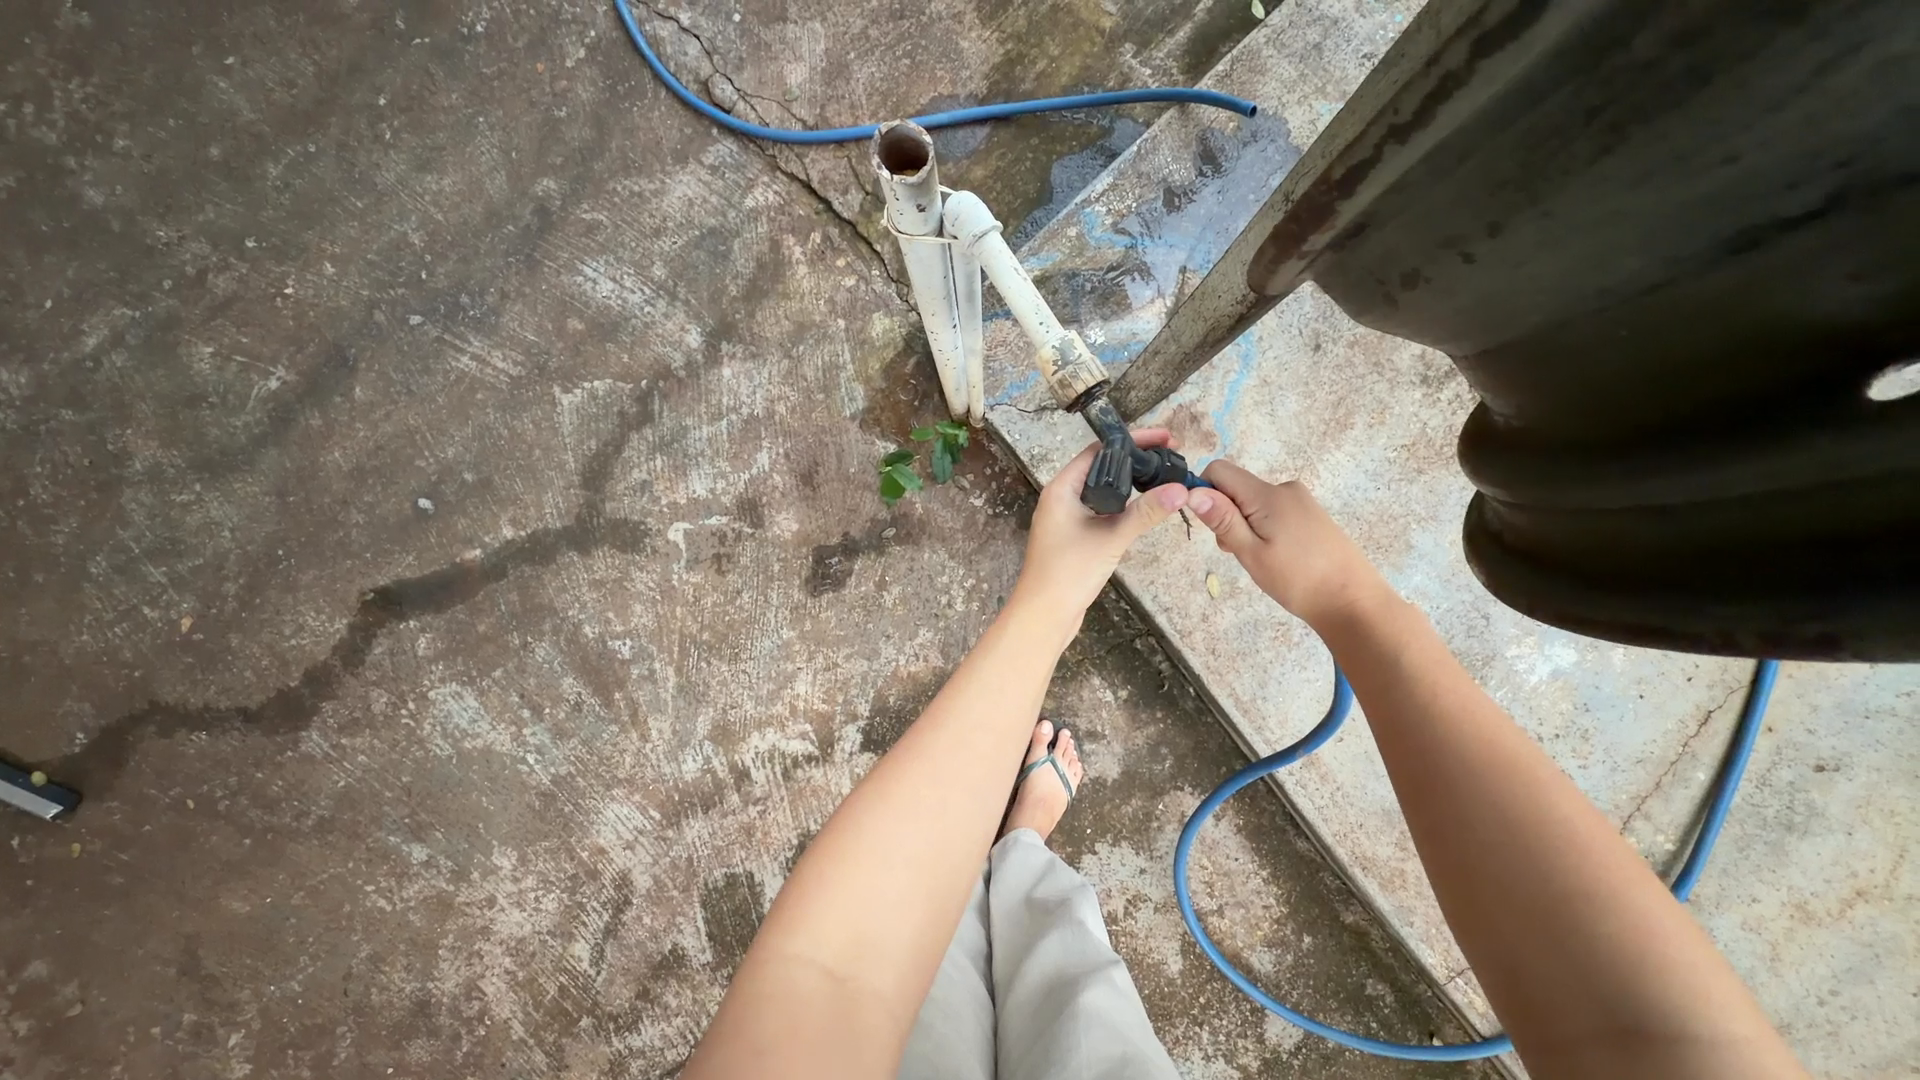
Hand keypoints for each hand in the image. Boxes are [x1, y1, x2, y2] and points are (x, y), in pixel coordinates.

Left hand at [1012, 428, 1189, 616]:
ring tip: (1162, 476)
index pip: (1099, 451)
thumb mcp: (1112, 538)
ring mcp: (1066, 518)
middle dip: (1135, 459)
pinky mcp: (1073, 536)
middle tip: (1169, 455)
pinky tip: (1143, 508)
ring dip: (1130, 483)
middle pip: (1101, 467)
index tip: (1164, 438)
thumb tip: (1180, 489)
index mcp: (1061, 489)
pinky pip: (1100, 510)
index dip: (1132, 440)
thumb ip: (1145, 513)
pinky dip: (1122, 505)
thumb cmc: (1068, 572)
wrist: (1044, 615)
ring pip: (1102, 490)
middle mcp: (1060, 498)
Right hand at [1185, 460, 1392, 627]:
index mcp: (1268, 494)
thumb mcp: (1251, 553)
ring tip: (1261, 559)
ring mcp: (1301, 501)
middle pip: (1236, 488)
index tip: (1209, 525)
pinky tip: (1277, 557)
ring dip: (1244, 526)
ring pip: (1253, 503)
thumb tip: (1191, 492)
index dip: (1204, 492)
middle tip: (1238, 552)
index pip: (1219, 471)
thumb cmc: (1298, 580)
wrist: (1353, 600)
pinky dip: (1263, 530)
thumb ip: (1222, 520)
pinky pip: (1272, 512)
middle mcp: (1285, 489)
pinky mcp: (1310, 514)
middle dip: (1225, 515)